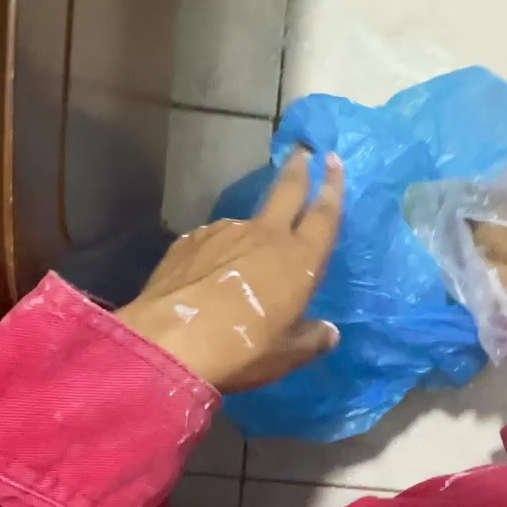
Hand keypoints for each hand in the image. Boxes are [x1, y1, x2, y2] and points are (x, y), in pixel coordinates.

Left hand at [119, 150, 344, 392]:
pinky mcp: (189, 241)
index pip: (324, 214)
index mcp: (299, 260)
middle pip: (287, 191)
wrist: (171, 342)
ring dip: (253, 230)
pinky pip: (214, 240)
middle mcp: (264, 236)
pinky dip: (220, 250)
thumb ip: (310, 340)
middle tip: (303, 150)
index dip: (333, 187)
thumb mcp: (285, 355)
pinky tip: (210, 273)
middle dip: (298, 169)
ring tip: (245, 259)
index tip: (334, 160)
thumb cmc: (243, 348)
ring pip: (247, 223)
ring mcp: (223, 233)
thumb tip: (329, 332)